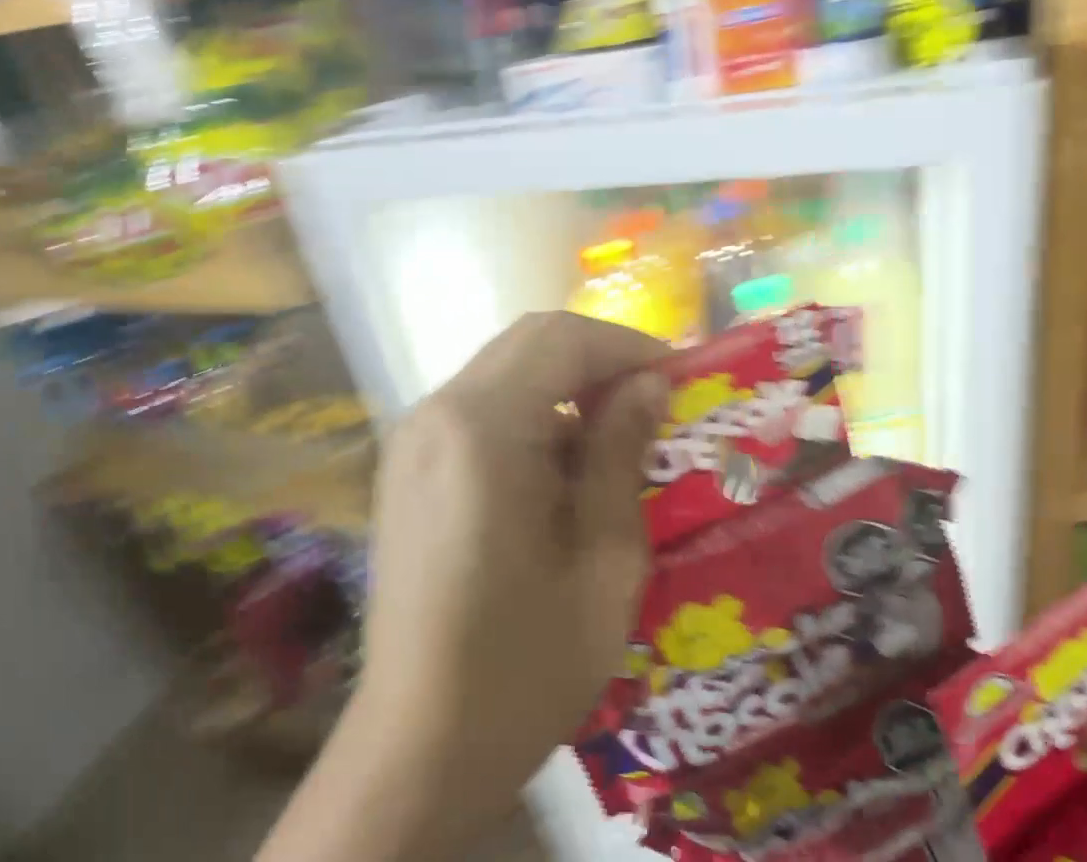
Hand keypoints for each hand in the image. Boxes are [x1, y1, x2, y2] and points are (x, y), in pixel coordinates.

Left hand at [256, 312, 669, 861]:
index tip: (682, 383)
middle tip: (656, 405)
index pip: (565, 339)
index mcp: (484, 430)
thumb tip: (648, 386)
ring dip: (566, 386)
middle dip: (600, 359)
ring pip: (503, 371)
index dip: (632, 348)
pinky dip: (530, 414)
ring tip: (618, 438)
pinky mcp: (405, 472)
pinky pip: (478, 410)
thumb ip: (621, 456)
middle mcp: (435, 416)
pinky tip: (563, 471)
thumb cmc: (528, 664)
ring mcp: (411, 443)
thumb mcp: (604, 561)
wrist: (421, 746)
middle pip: (529, 342)